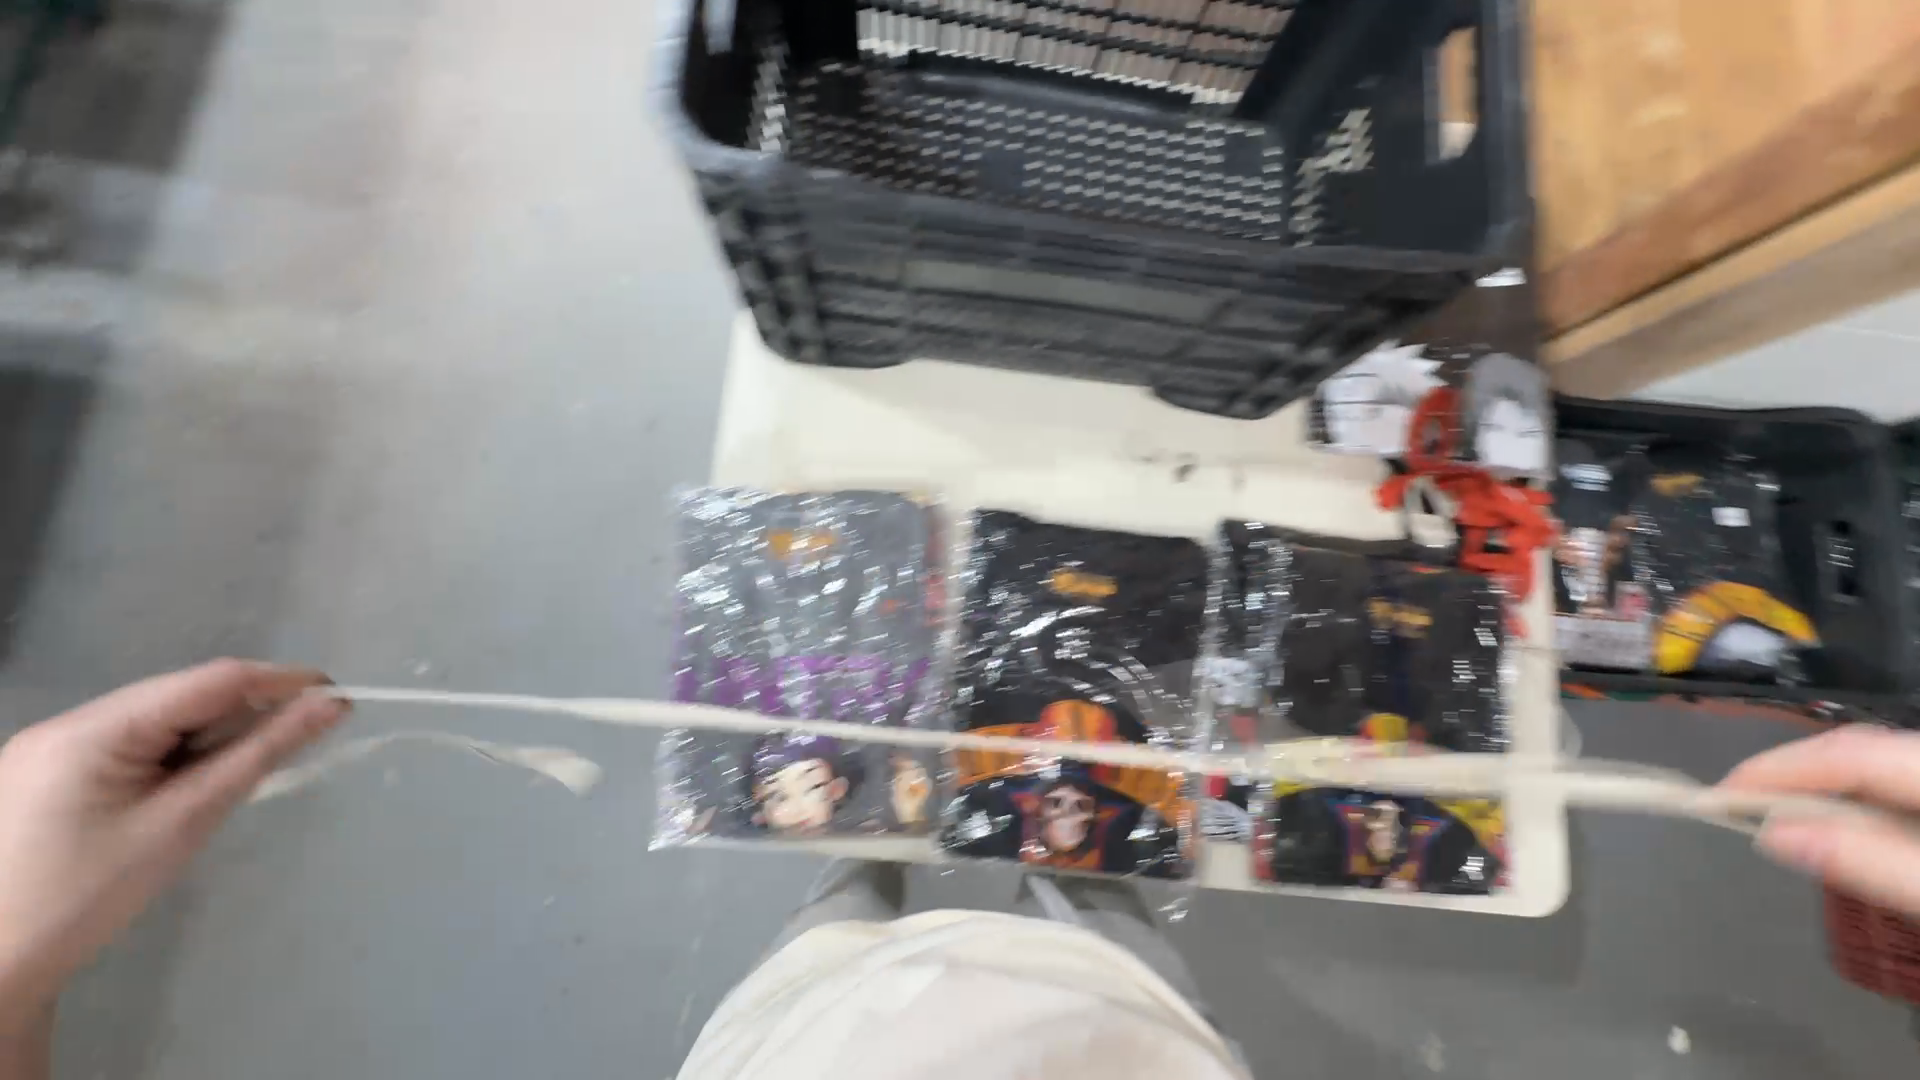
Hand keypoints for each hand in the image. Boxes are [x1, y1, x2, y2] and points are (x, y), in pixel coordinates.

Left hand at [0, 660, 346, 1016]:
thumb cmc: (90, 892)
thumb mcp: (188, 817)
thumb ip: (263, 752)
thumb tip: (333, 705)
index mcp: (94, 729)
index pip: (212, 680)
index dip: (282, 681)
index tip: (340, 698)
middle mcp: (70, 724)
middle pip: (189, 694)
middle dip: (254, 708)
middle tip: (310, 735)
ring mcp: (55, 748)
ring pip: (169, 717)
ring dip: (222, 731)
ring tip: (259, 762)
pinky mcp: (55, 773)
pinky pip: (143, 742)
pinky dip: (188, 751)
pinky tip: (205, 778)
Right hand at [1720, 724, 1919, 914]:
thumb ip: (1874, 864)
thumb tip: (1768, 835)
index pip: (1846, 754)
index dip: (1772, 769)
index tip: (1713, 797)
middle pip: (1859, 752)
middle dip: (1792, 775)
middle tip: (1740, 808)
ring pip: (1879, 764)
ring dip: (1824, 789)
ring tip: (1786, 818)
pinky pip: (1898, 781)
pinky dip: (1862, 800)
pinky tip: (1850, 826)